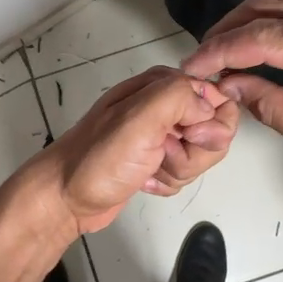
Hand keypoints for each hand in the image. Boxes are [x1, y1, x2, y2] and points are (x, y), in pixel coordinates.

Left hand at [24, 67, 238, 234]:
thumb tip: (210, 107)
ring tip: (146, 169)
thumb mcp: (139, 118)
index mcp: (162, 85)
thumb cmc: (99, 158)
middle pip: (214, 130)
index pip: (217, 98)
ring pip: (200, 155)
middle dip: (193, 152)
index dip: (210, 124)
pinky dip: (166, 181)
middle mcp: (163, 105)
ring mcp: (159, 134)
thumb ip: (180, 98)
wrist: (65, 197)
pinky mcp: (155, 160)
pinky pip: (184, 171)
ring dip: (178, 169)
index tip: (185, 137)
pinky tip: (143, 181)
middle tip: (160, 154)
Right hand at [180, 0, 282, 183]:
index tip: (191, 69)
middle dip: (225, 35)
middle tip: (199, 65)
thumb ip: (275, 109)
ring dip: (240, 28)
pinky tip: (245, 51)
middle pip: (266, 10)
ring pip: (276, 5)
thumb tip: (229, 85)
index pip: (266, 38)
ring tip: (215, 60)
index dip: (222, 51)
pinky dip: (262, 28)